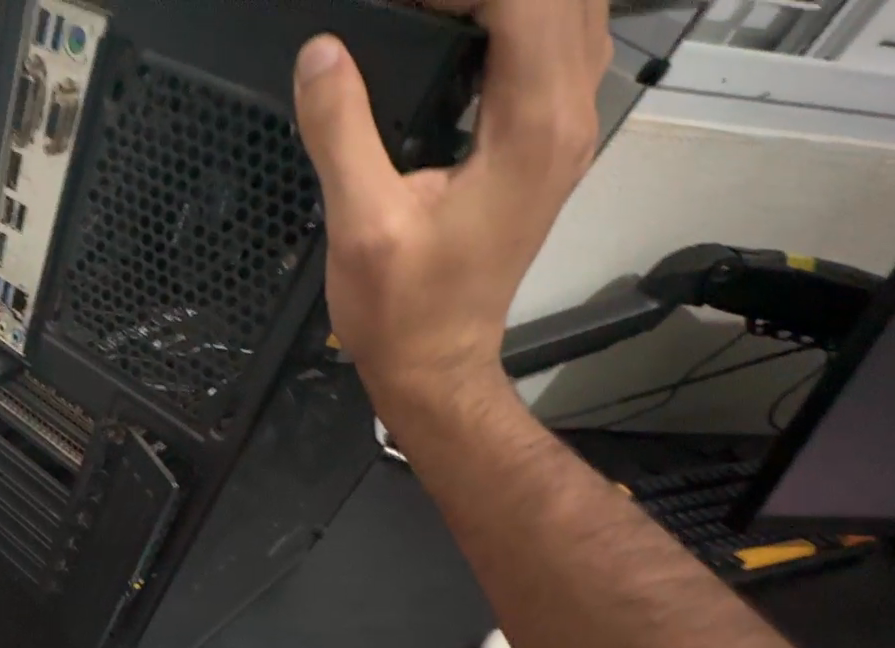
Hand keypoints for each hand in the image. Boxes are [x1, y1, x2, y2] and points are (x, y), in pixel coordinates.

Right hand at [292, 0, 610, 415]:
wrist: (433, 364)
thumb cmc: (400, 307)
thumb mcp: (360, 223)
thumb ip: (341, 131)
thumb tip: (321, 54)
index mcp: (532, 127)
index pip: (527, 2)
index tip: (397, 8)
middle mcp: (570, 117)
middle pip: (563, 0)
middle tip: (414, 10)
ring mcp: (568, 134)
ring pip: (573, 19)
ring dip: (511, 5)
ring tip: (436, 15)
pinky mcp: (549, 151)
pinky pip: (558, 54)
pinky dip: (522, 27)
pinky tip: (468, 41)